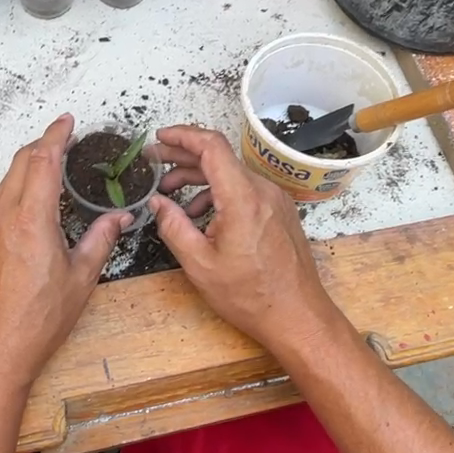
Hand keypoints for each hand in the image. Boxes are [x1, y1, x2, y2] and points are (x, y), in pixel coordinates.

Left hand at [0, 115, 129, 393]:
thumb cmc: (38, 322)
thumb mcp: (80, 279)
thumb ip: (101, 240)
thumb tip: (120, 218)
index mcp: (30, 221)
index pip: (42, 162)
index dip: (55, 136)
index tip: (67, 122)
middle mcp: (1, 218)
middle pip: (19, 164)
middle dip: (42, 145)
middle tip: (64, 140)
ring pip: (5, 183)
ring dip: (27, 167)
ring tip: (50, 168)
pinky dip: (14, 190)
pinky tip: (29, 203)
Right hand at [148, 125, 347, 355]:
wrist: (298, 317)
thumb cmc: (251, 296)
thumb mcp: (200, 264)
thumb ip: (173, 227)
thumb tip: (157, 203)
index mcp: (243, 198)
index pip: (212, 146)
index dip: (182, 135)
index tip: (159, 138)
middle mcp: (262, 191)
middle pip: (219, 157)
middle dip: (183, 155)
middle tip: (155, 161)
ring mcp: (274, 200)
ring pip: (231, 174)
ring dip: (198, 177)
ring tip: (170, 193)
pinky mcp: (279, 212)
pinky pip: (244, 190)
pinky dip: (217, 193)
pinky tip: (199, 214)